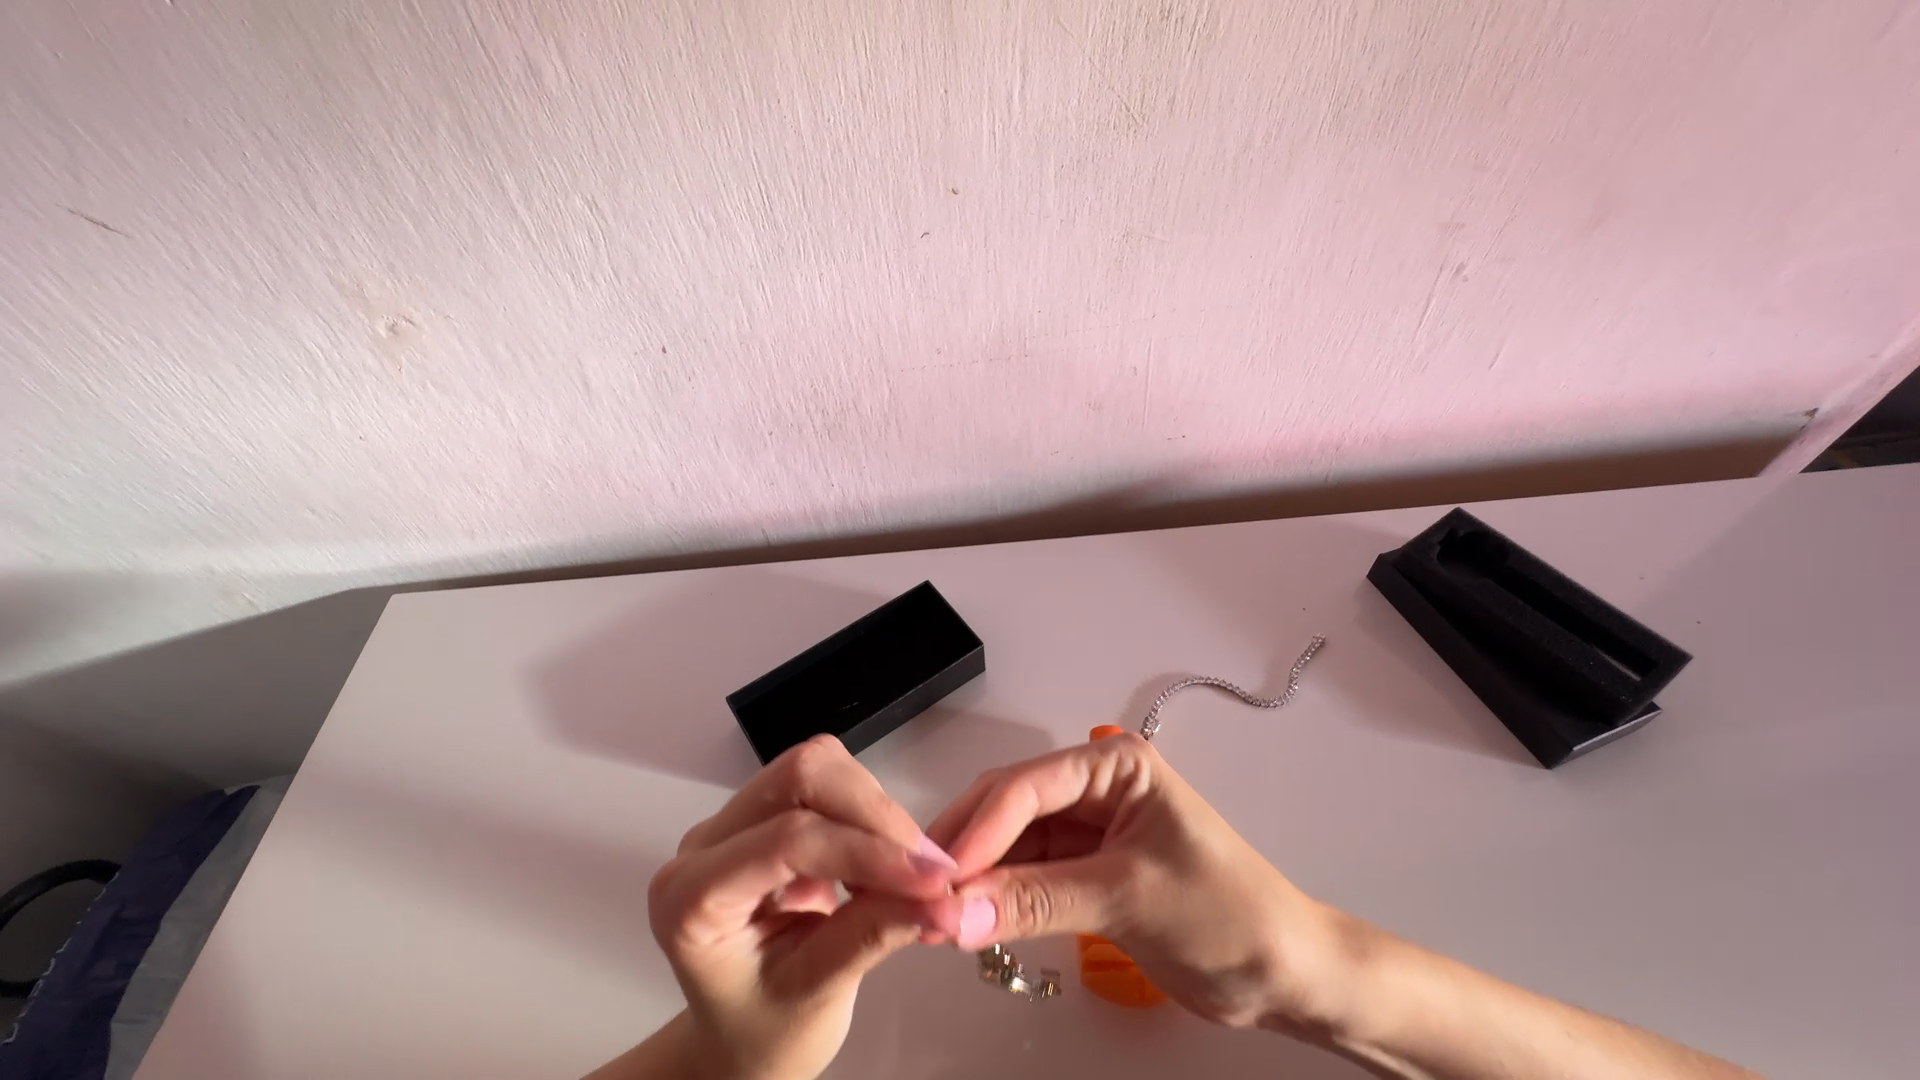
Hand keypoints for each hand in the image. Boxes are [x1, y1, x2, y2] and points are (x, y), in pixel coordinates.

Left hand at [642, 735, 963, 1079]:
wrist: (741, 1031)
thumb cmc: (766, 1028)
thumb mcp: (818, 996)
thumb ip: (874, 934)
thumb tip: (944, 900)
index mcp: (693, 896)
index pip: (787, 839)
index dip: (867, 850)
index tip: (934, 881)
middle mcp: (706, 841)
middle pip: (799, 775)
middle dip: (875, 812)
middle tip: (929, 868)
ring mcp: (735, 818)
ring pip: (818, 766)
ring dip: (876, 809)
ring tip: (907, 871)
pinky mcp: (767, 810)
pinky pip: (827, 780)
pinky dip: (869, 811)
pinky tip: (884, 860)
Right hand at [927, 732, 1345, 1032]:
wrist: (1284, 974)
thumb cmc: (1227, 915)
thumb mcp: (1127, 898)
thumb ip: (1037, 901)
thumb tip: (955, 913)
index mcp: (1115, 767)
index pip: (1028, 787)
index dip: (978, 829)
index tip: (935, 873)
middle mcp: (1094, 789)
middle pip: (1010, 811)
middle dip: (967, 851)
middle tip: (920, 894)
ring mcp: (1087, 832)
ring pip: (1011, 846)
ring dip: (975, 879)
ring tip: (934, 913)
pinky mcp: (1083, 873)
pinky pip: (1025, 877)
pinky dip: (996, 899)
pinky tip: (967, 919)